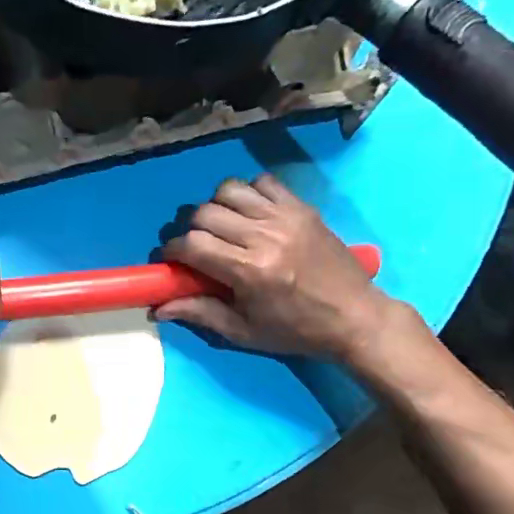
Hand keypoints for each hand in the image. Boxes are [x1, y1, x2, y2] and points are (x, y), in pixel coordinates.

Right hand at [155, 175, 396, 361]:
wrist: (355, 317)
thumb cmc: (294, 330)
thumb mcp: (242, 331)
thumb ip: (199, 313)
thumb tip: (158, 308)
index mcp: (248, 270)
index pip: (192, 244)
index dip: (173, 250)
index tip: (173, 260)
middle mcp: (265, 236)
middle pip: (205, 213)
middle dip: (190, 229)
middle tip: (196, 247)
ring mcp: (286, 217)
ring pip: (230, 190)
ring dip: (216, 206)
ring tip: (222, 227)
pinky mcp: (302, 207)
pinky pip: (263, 182)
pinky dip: (248, 193)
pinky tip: (249, 213)